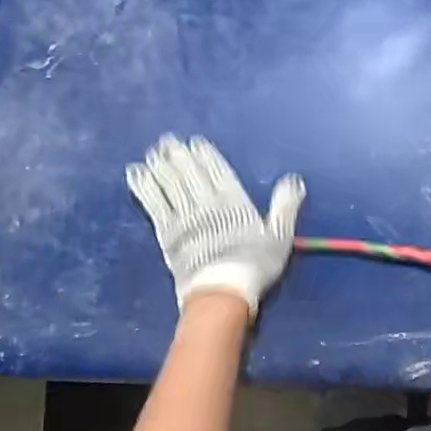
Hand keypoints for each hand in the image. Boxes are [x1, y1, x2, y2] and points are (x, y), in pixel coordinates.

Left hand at [126, 135, 304, 315]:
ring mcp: (184, 217)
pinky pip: (153, 203)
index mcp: (234, 201)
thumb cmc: (254, 266)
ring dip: (159, 166)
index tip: (195, 142)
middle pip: (189, 173)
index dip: (206, 155)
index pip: (217, 171)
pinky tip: (135, 174)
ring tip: (151, 153)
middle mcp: (206, 203)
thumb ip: (285, 206)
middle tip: (167, 141)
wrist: (222, 290)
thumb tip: (294, 179)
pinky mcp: (166, 232)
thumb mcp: (279, 236)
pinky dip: (143, 187)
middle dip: (178, 155)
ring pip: (169, 183)